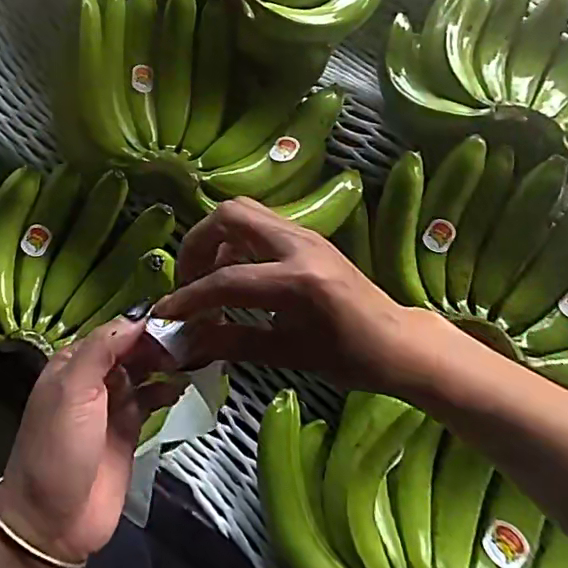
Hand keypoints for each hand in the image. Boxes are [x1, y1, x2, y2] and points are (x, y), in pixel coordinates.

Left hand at [0, 320, 184, 566]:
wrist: (54, 518)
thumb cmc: (58, 446)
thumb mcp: (73, 390)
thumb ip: (100, 351)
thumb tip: (135, 319)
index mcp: (71, 363)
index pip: (111, 333)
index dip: (140, 324)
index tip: (177, 315)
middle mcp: (91, 378)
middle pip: (129, 351)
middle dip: (157, 342)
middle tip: (196, 335)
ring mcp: (110, 405)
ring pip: (142, 373)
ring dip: (165, 363)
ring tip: (197, 354)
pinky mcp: (128, 431)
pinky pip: (150, 401)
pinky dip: (166, 391)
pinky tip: (184, 384)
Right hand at [150, 198, 455, 395]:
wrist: (402, 343)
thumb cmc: (352, 357)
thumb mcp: (288, 354)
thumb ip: (230, 342)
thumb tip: (183, 342)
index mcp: (300, 282)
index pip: (227, 280)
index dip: (189, 298)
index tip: (165, 314)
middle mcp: (300, 245)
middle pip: (228, 217)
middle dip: (196, 244)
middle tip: (189, 278)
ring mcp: (303, 234)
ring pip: (240, 211)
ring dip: (213, 237)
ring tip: (207, 273)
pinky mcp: (304, 233)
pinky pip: (255, 220)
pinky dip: (231, 238)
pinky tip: (232, 268)